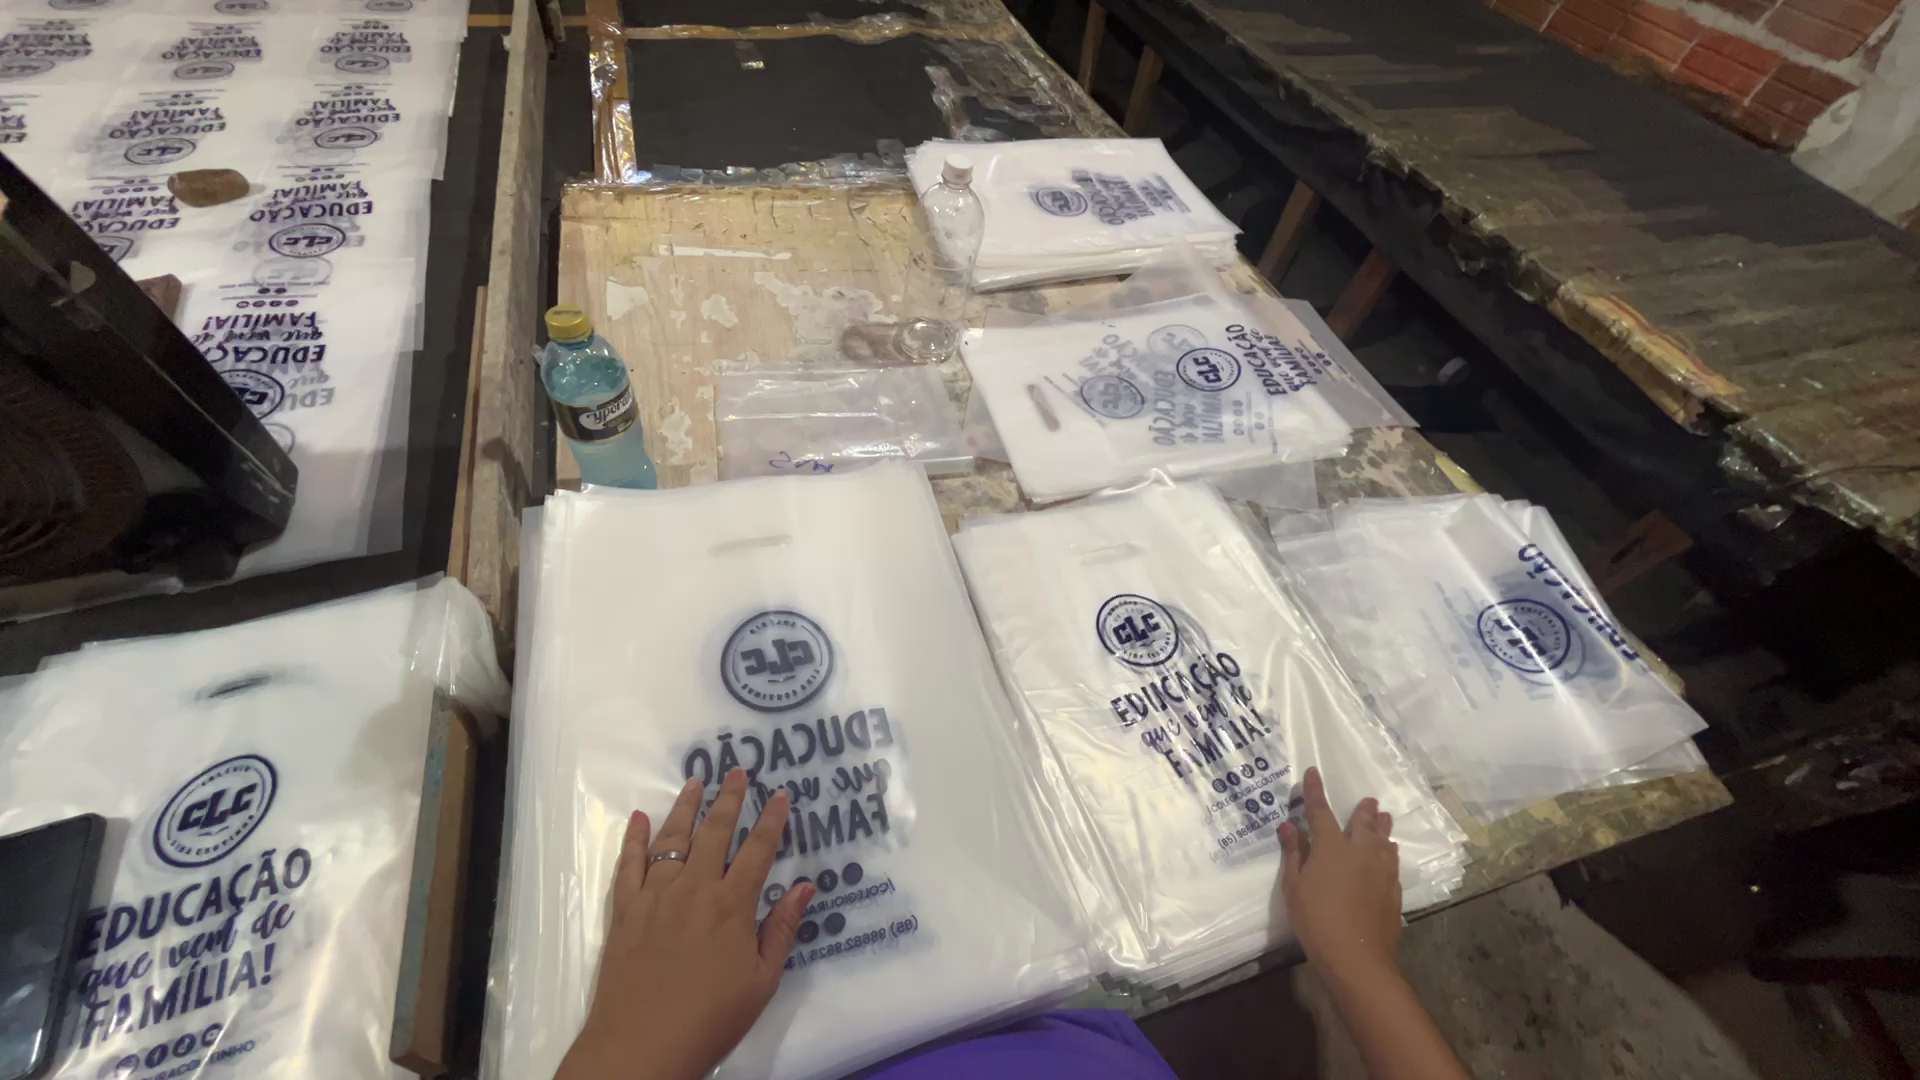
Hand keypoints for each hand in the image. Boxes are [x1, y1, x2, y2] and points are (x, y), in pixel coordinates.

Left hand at [556, 769, 815, 1079]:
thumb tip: (805, 886)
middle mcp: (695, 889)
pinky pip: (629, 866)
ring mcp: (656, 896)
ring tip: (695, 781)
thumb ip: (782, 929)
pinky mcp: (625, 912)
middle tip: (737, 771)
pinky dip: (633, 839)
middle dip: (729, 799)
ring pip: (673, 839)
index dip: (771, 820)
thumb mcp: (762, 981)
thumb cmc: (710, 1019)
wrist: (640, 1051)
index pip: (758, 850)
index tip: (781, 794)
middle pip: (715, 832)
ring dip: (686, 807)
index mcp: (732, 904)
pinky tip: (639, 818)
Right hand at [1277, 766, 1401, 978]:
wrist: (1356, 956)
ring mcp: (1380, 872)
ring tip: (1385, 818)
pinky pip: (1392, 863)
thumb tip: (1289, 825)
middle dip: (1363, 810)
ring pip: (1383, 842)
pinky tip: (1391, 853)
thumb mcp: (1294, 885)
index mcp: (1331, 846)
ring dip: (1382, 828)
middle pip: (1362, 824)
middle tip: (1369, 799)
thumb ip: (1294, 853)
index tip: (1313, 772)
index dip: (1315, 791)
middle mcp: (1359, 852)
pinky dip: (1390, 853)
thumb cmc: (1315, 918)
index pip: (1320, 810)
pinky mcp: (1393, 892)